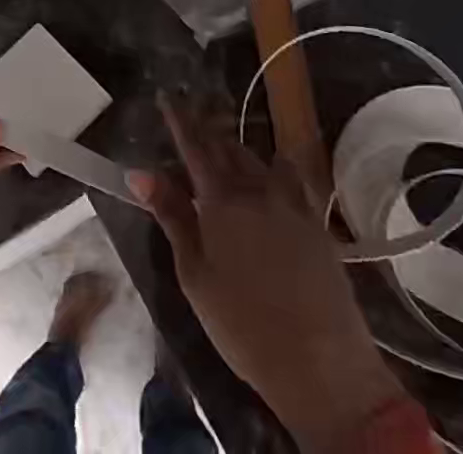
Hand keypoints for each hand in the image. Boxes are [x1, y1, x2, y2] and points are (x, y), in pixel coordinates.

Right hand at [127, 94, 404, 448]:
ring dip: (236, 150)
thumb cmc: (242, 324)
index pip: (194, 146)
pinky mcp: (316, 225)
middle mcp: (258, 191)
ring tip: (222, 150)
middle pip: (227, 148)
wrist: (323, 366)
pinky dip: (273, 168)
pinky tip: (271, 173)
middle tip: (189, 126)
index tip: (167, 95)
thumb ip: (171, 216)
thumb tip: (139, 172)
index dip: (179, 119)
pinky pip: (290, 180)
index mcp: (222, 201)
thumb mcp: (194, 273)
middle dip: (206, 132)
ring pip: (258, 161)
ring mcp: (292, 206)